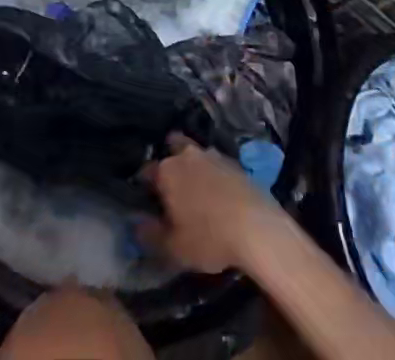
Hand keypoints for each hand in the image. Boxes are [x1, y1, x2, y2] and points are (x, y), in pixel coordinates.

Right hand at [141, 133, 284, 273]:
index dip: (143, 185)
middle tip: (171, 185)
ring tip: (196, 189)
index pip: (146, 171)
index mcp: (167, 170)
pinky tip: (218, 193)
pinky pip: (217, 165)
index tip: (145, 200)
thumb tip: (136, 224)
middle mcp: (188, 155)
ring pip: (196, 154)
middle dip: (169, 160)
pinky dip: (214, 174)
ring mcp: (215, 156)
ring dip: (193, 165)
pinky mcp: (237, 164)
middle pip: (173, 147)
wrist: (258, 229)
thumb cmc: (208, 238)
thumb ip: (149, 234)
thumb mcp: (172, 247)